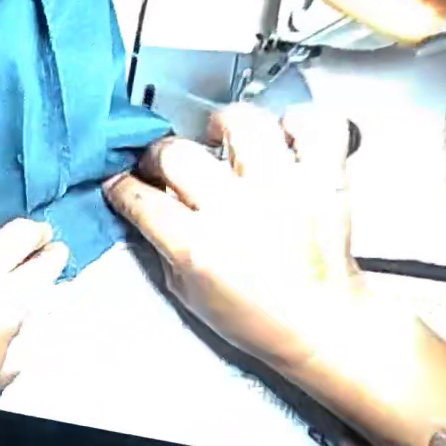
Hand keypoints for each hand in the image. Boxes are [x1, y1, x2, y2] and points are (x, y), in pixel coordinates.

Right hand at [105, 104, 385, 371]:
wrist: (317, 323)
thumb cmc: (251, 315)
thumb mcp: (183, 289)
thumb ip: (162, 244)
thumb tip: (145, 209)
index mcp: (197, 247)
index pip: (141, 200)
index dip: (122, 186)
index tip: (120, 182)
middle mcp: (238, 212)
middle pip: (178, 154)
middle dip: (158, 154)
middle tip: (162, 161)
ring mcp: (284, 191)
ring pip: (243, 124)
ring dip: (221, 125)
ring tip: (218, 137)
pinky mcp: (325, 180)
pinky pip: (316, 126)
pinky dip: (296, 122)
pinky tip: (279, 138)